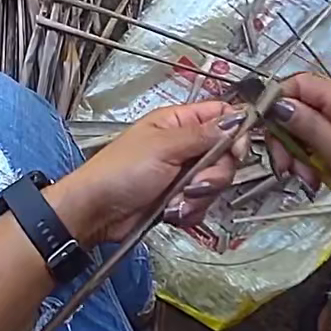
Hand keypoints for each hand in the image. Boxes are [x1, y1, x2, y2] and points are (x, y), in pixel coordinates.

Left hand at [51, 101, 246, 243]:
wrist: (94, 213)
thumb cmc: (118, 171)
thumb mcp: (163, 147)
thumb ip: (203, 134)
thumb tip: (235, 120)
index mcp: (179, 122)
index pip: (222, 116)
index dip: (235, 132)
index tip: (236, 150)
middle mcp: (186, 145)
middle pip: (226, 154)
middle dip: (215, 173)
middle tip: (195, 181)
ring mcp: (184, 172)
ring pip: (217, 182)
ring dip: (200, 195)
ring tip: (176, 199)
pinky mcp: (182, 197)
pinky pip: (205, 203)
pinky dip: (191, 210)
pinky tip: (173, 210)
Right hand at [262, 72, 330, 235]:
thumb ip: (307, 126)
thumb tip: (277, 102)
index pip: (300, 84)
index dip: (277, 103)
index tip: (265, 133)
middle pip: (302, 109)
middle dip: (288, 138)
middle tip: (286, 168)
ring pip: (309, 130)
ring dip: (300, 155)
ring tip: (307, 180)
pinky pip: (323, 146)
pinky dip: (314, 162)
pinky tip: (316, 181)